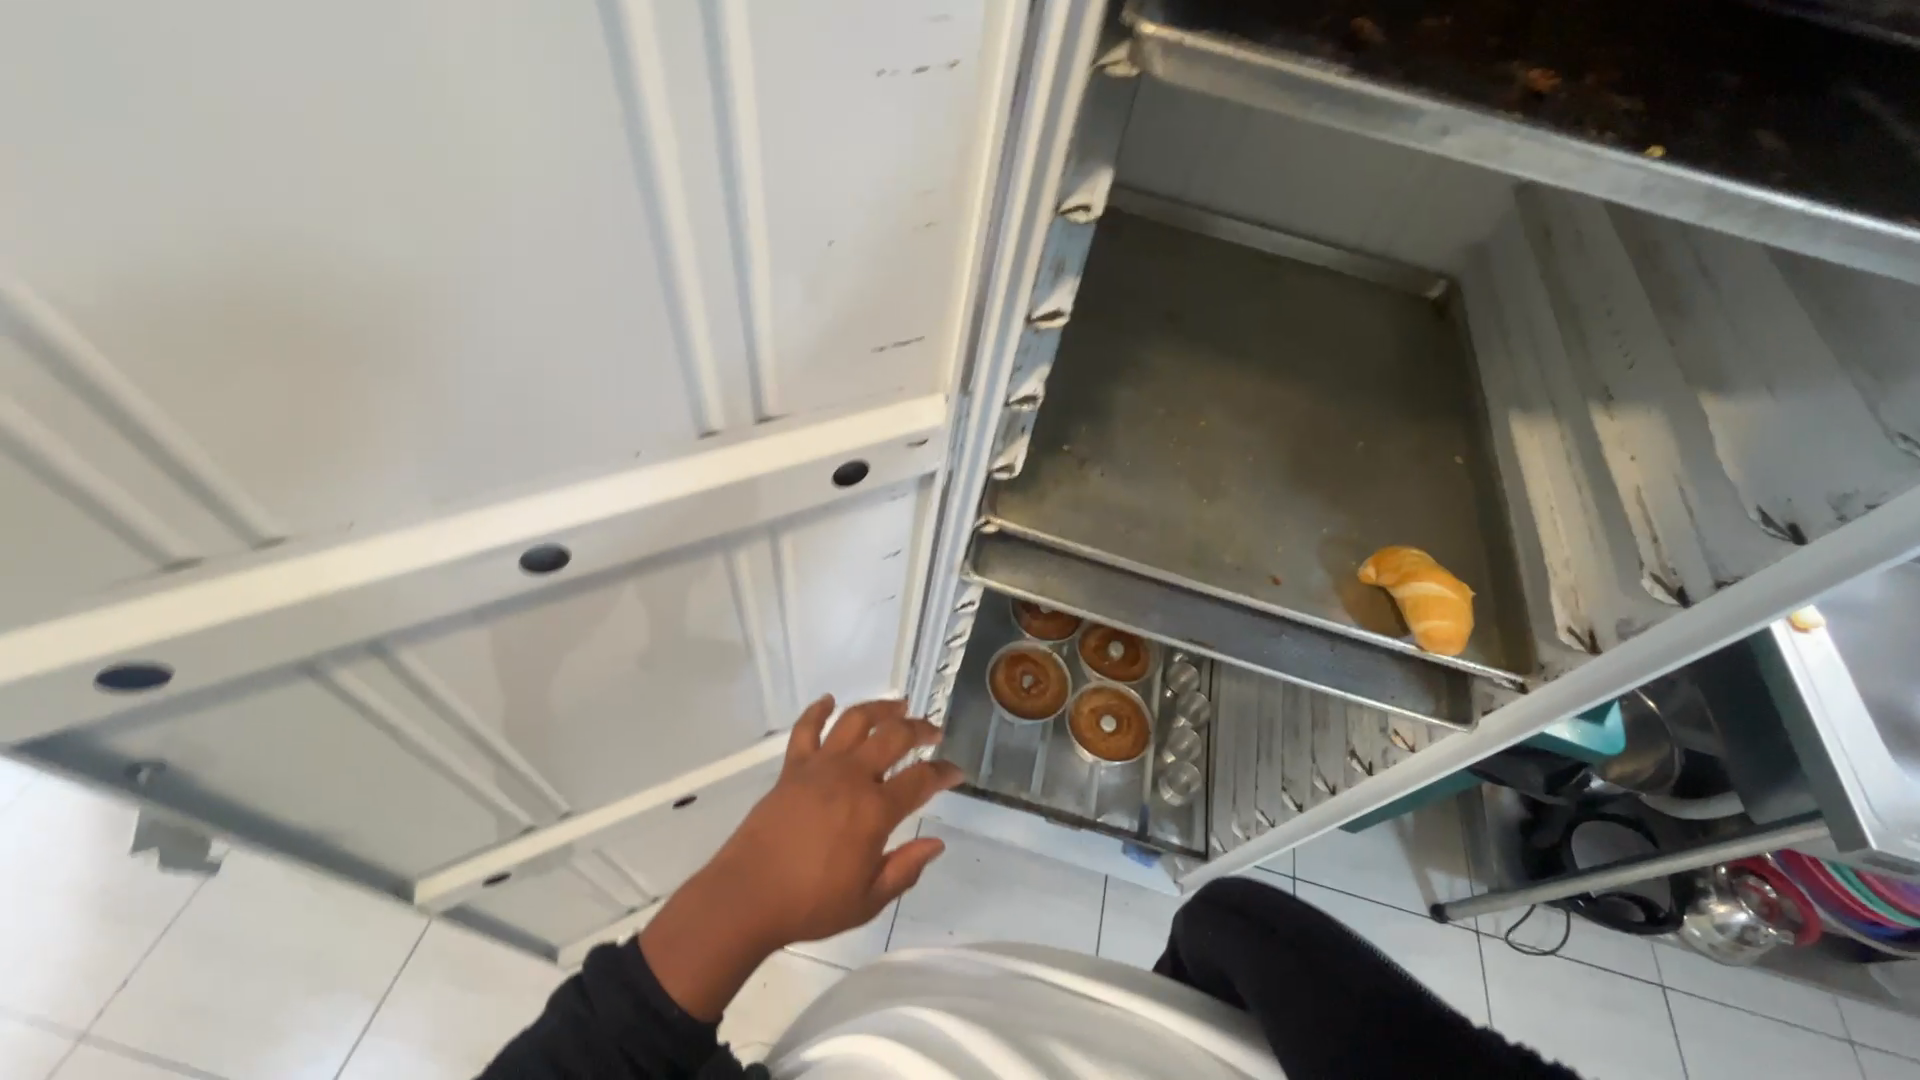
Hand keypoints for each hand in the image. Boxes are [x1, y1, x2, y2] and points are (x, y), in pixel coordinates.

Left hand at [638, 696, 962, 1020]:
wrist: (746, 898)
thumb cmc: (810, 904)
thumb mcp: (868, 900)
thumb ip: (905, 869)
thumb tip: (936, 844)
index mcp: (875, 811)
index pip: (922, 780)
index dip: (944, 773)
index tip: (955, 772)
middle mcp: (851, 778)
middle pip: (894, 737)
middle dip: (920, 729)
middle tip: (933, 732)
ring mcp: (819, 768)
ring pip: (855, 721)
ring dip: (880, 709)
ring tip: (898, 706)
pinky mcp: (791, 770)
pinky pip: (806, 729)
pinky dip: (818, 710)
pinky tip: (828, 701)